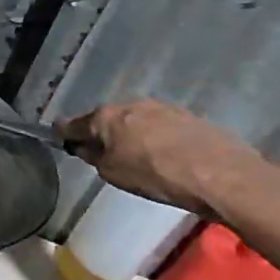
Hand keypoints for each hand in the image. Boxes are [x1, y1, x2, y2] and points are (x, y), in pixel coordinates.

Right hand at [56, 100, 272, 212]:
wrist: (221, 175)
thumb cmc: (155, 175)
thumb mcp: (112, 173)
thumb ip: (94, 157)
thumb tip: (87, 147)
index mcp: (105, 116)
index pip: (73, 123)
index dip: (64, 133)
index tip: (58, 138)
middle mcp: (130, 104)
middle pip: (107, 119)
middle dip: (102, 133)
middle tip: (103, 153)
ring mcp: (162, 108)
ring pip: (135, 121)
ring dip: (131, 134)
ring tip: (137, 156)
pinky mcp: (189, 117)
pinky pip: (161, 127)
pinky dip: (156, 138)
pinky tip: (164, 156)